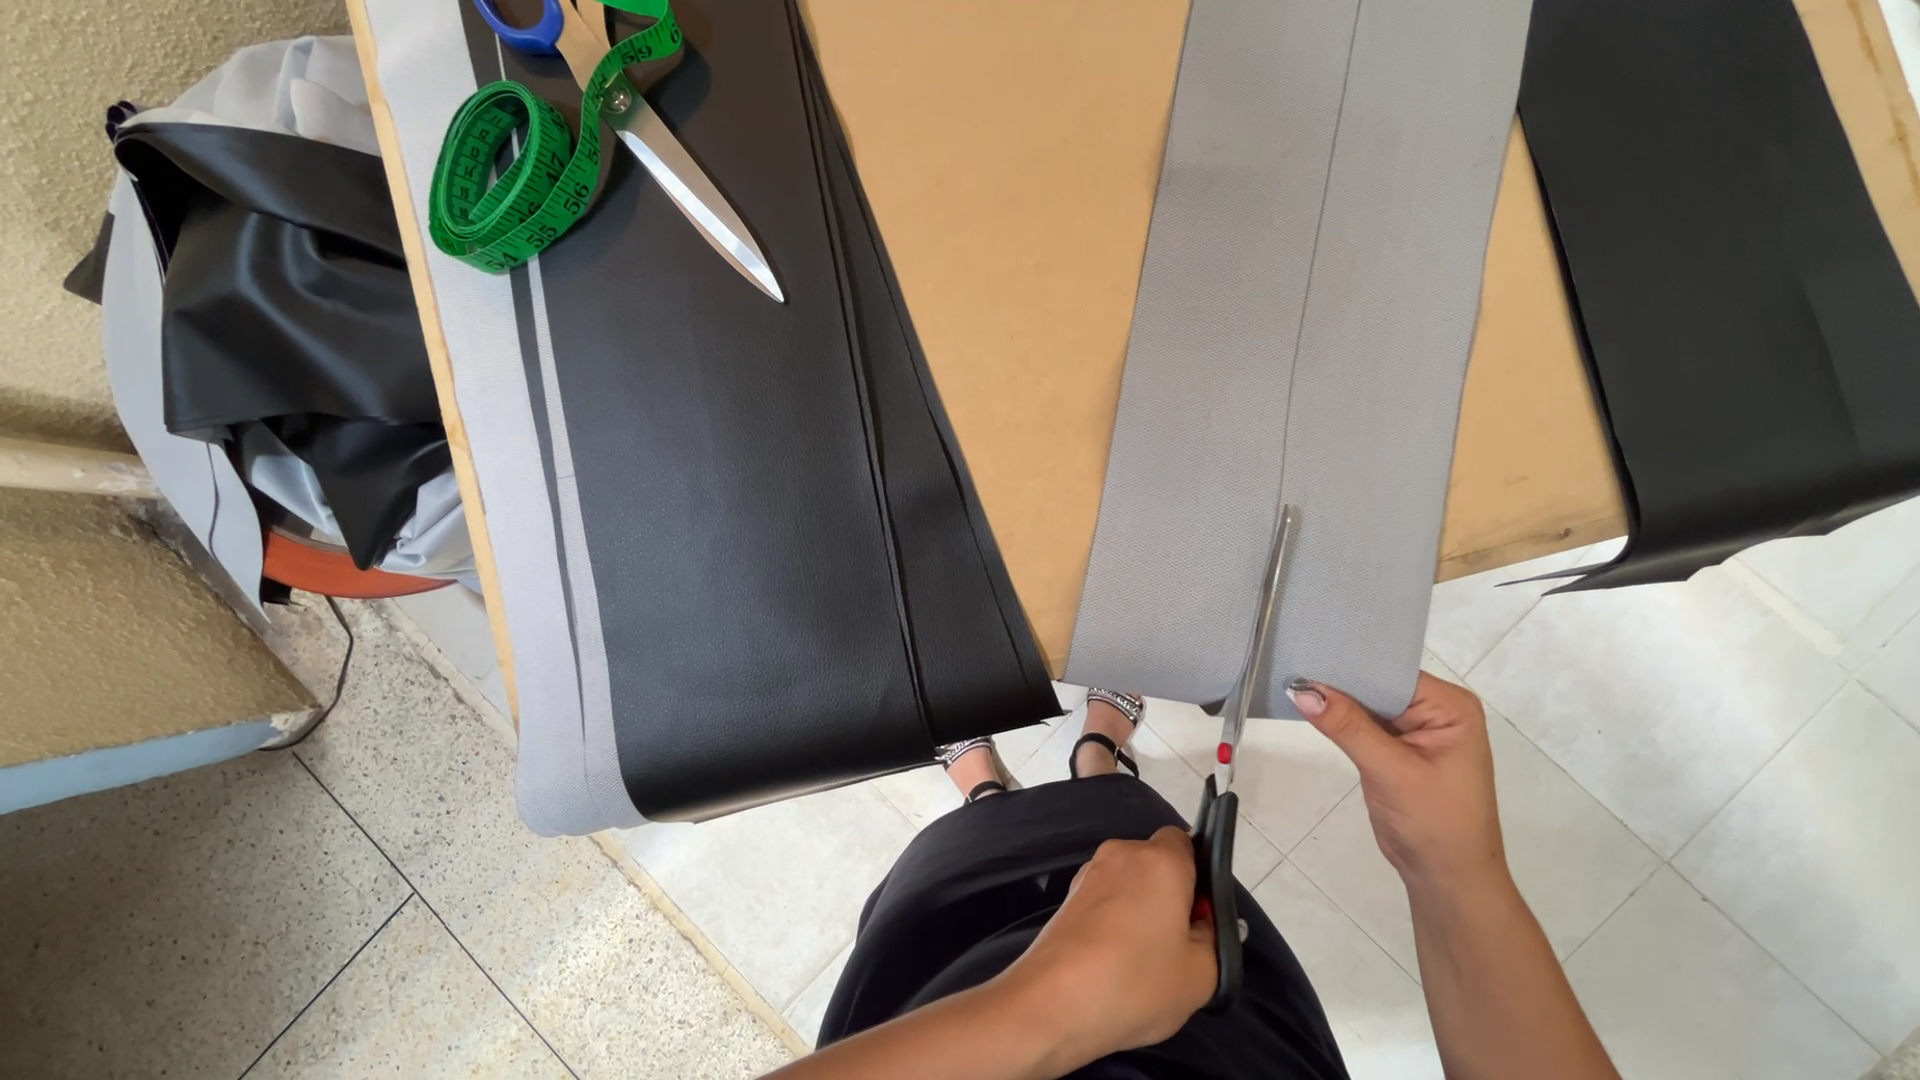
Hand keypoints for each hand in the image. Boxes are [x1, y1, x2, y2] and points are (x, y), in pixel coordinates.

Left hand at [994, 827, 1216, 1071]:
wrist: (1054, 1001)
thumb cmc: (1136, 981)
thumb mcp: (1201, 973)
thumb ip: (1213, 938)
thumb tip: (1202, 923)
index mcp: (1160, 860)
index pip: (1186, 841)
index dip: (1198, 874)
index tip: (1201, 913)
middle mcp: (1122, 853)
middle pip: (1156, 862)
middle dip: (1170, 894)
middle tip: (1178, 943)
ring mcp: (1089, 873)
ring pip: (1129, 882)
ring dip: (1141, 908)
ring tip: (1143, 960)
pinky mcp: (1067, 896)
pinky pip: (1105, 899)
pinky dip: (1114, 919)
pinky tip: (1114, 961)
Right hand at [1289, 672, 1505, 891]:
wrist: (1448, 878)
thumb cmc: (1435, 824)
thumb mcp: (1391, 771)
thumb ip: (1347, 727)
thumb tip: (1301, 689)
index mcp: (1450, 707)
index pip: (1391, 673)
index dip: (1350, 665)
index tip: (1306, 655)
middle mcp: (1437, 710)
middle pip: (1377, 684)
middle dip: (1338, 681)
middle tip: (1290, 665)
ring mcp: (1417, 729)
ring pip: (1366, 703)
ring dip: (1335, 700)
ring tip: (1291, 680)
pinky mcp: (1397, 747)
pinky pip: (1364, 722)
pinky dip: (1340, 719)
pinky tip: (1310, 707)